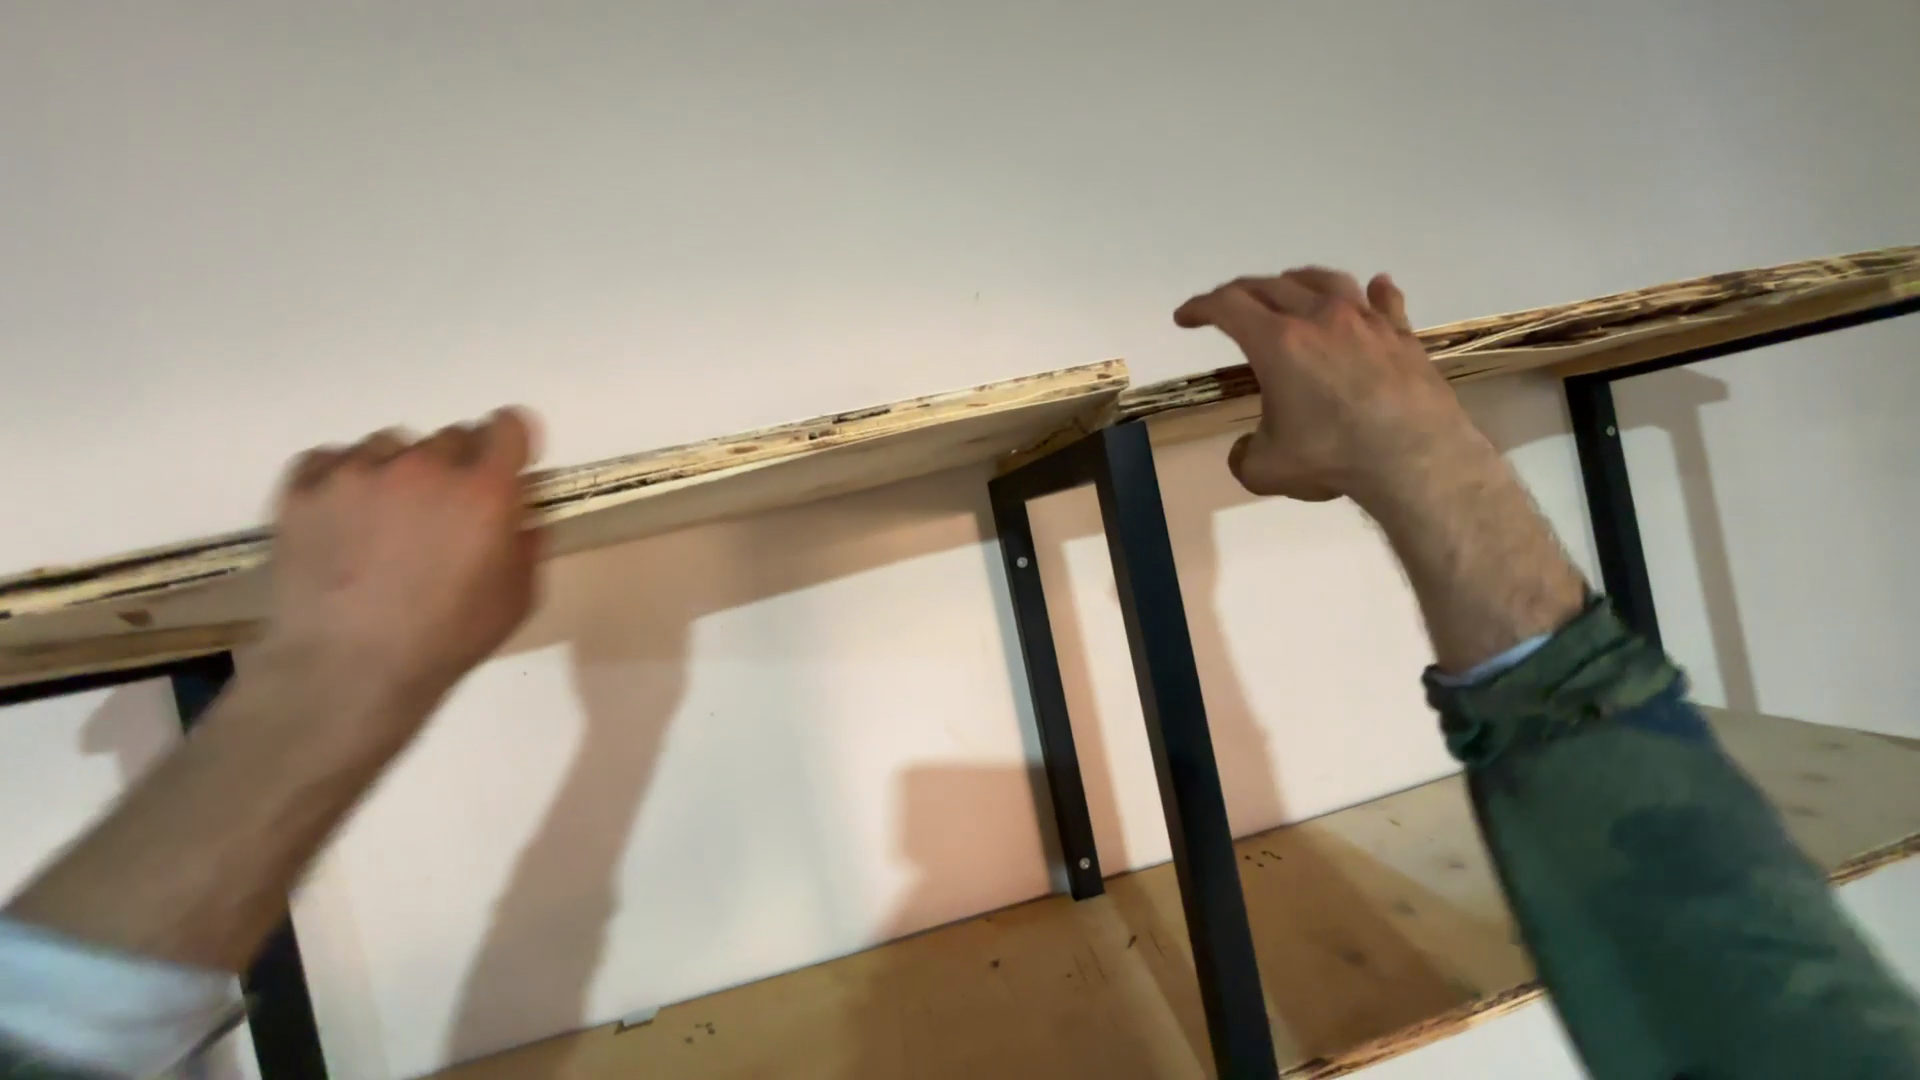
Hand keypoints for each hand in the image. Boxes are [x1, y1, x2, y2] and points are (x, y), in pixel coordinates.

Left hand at [252, 408, 542, 744]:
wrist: (348, 668)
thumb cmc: (450, 636)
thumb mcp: (520, 596)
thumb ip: (528, 542)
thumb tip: (522, 513)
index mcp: (485, 491)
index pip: (509, 426)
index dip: (512, 442)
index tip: (508, 466)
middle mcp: (424, 468)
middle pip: (452, 435)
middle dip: (459, 466)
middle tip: (447, 511)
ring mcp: (357, 474)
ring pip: (390, 445)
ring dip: (401, 470)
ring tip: (389, 516)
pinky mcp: (302, 490)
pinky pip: (330, 459)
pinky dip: (344, 476)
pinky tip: (346, 514)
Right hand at [1174, 267, 1486, 508]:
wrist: (1414, 458)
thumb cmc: (1331, 458)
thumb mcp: (1265, 469)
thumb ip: (1244, 455)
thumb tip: (1245, 450)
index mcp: (1277, 343)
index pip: (1227, 307)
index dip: (1199, 308)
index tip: (1184, 317)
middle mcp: (1318, 318)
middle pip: (1270, 286)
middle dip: (1238, 293)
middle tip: (1225, 307)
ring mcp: (1364, 321)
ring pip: (1324, 280)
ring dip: (1296, 280)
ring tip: (1286, 287)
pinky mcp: (1400, 335)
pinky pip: (1384, 301)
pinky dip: (1372, 292)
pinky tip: (1374, 288)